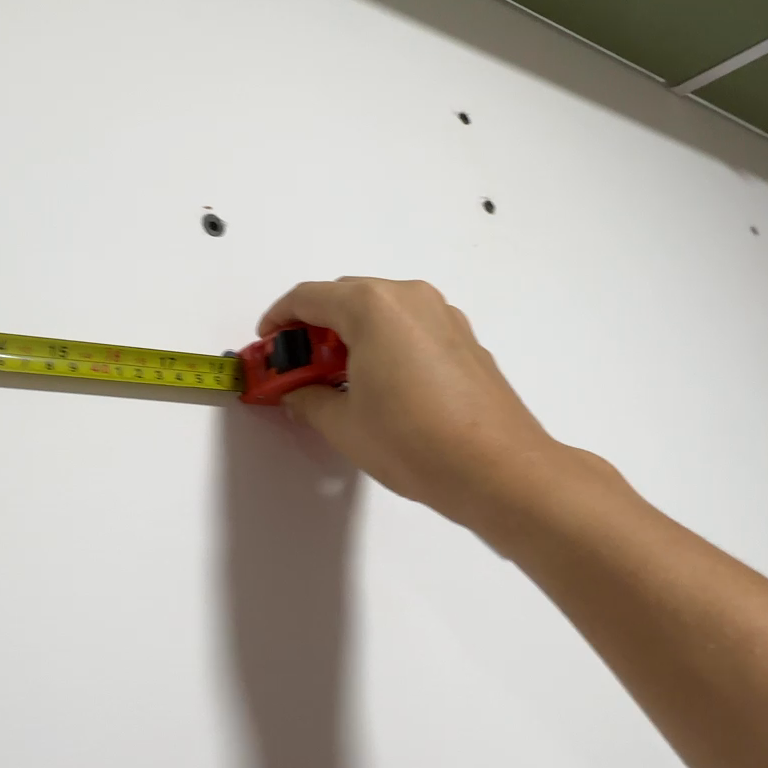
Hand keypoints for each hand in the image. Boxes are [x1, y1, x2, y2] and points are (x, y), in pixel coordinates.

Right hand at [257, 278, 622, 526]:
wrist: (499, 470)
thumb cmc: (415, 443)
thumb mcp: (344, 425)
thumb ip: (308, 399)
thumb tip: (299, 393)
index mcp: (372, 307)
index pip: (308, 297)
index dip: (278, 320)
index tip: (267, 345)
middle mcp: (409, 297)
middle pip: (345, 297)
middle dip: (314, 328)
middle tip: (297, 368)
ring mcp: (442, 314)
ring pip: (380, 310)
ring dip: (350, 334)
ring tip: (337, 379)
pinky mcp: (465, 337)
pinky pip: (410, 325)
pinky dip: (384, 342)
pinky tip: (380, 383)